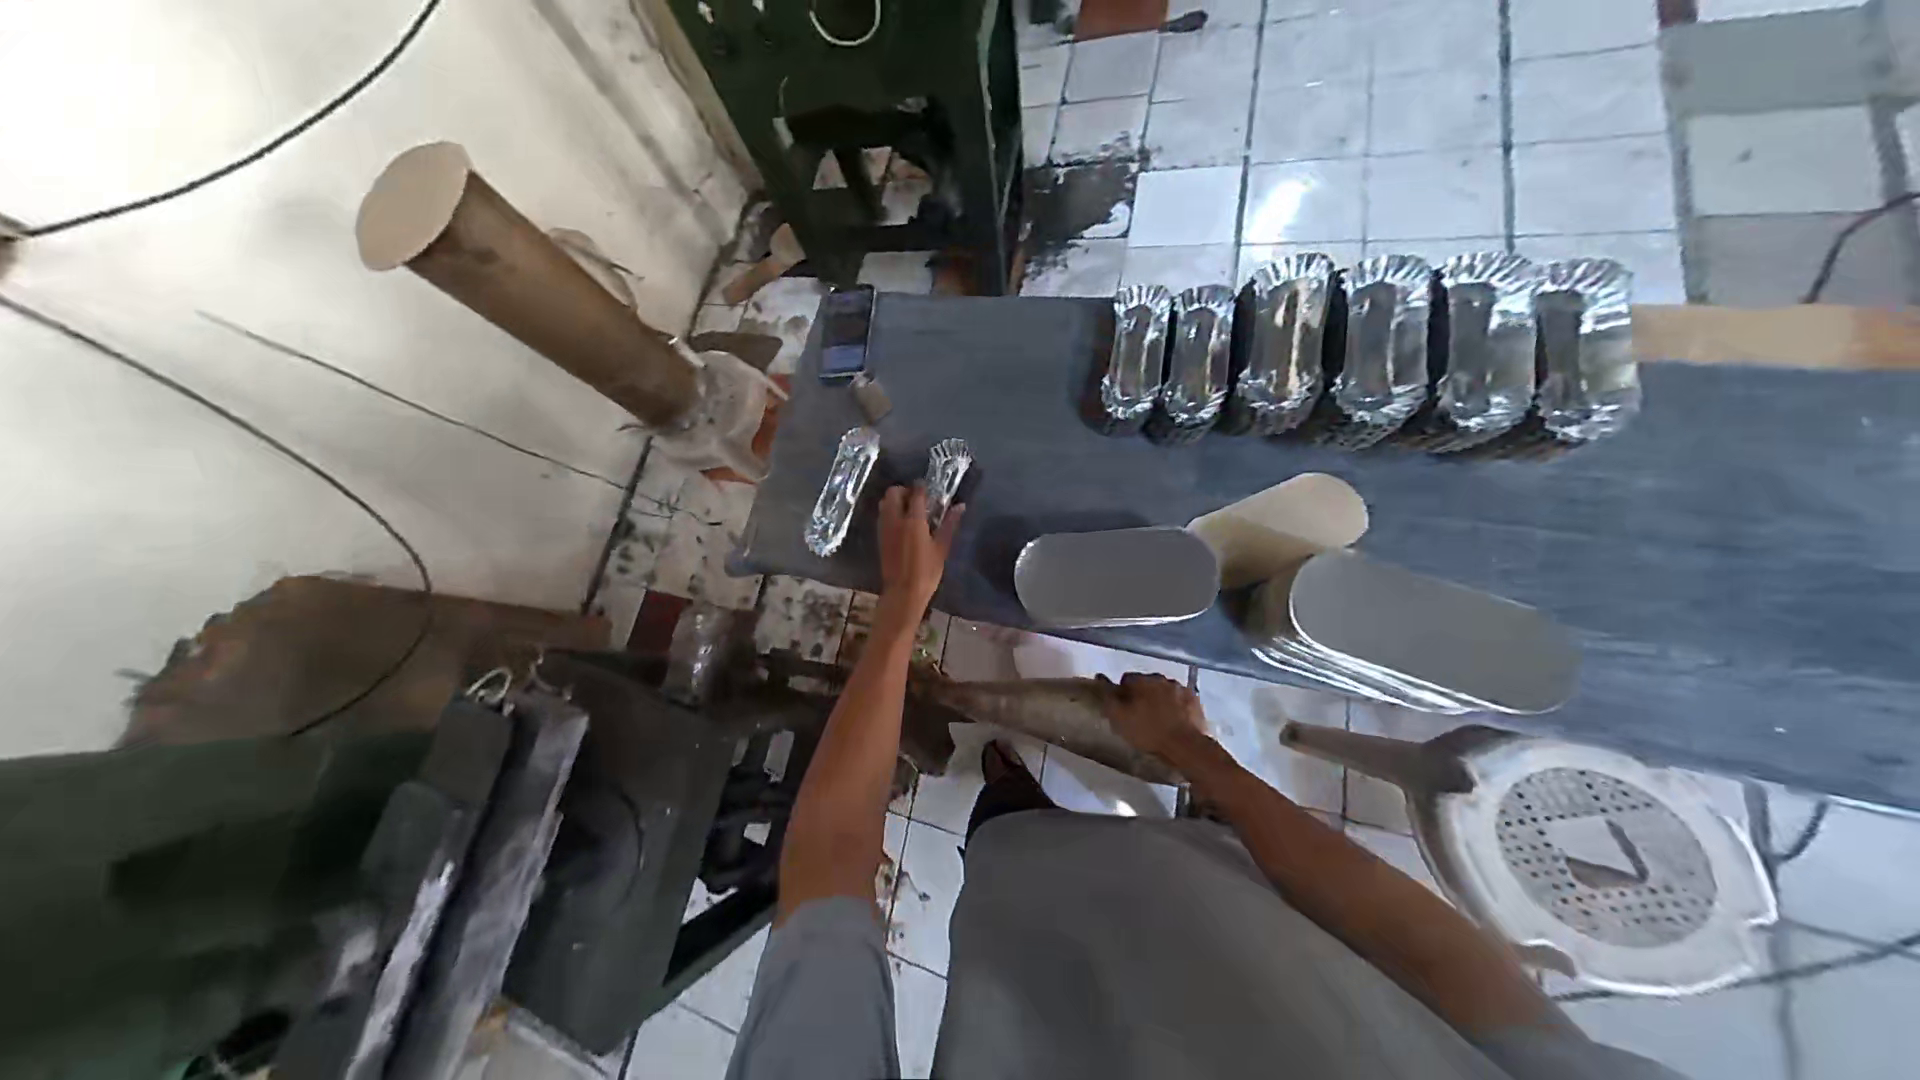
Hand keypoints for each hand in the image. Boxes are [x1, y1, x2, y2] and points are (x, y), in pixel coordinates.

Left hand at [877, 485, 962, 617]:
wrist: (903, 592)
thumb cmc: (926, 572)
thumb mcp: (942, 548)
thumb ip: (949, 524)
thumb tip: (960, 506)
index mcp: (913, 520)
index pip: (916, 493)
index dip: (921, 486)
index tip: (928, 486)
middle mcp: (895, 520)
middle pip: (893, 493)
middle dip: (904, 490)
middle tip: (917, 498)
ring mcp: (885, 528)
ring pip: (885, 502)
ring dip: (895, 500)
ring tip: (909, 509)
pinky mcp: (880, 537)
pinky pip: (882, 515)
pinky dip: (890, 511)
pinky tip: (902, 522)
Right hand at [1096, 672, 1211, 764]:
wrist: (1186, 746)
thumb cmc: (1149, 732)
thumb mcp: (1120, 719)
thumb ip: (1108, 698)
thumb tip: (1100, 677)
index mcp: (1142, 680)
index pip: (1127, 679)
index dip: (1123, 693)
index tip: (1124, 708)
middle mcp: (1162, 678)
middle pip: (1147, 683)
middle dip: (1143, 694)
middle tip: (1140, 715)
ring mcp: (1181, 688)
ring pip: (1165, 690)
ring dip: (1160, 699)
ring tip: (1159, 719)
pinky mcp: (1195, 700)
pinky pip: (1180, 699)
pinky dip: (1176, 706)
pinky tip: (1175, 721)